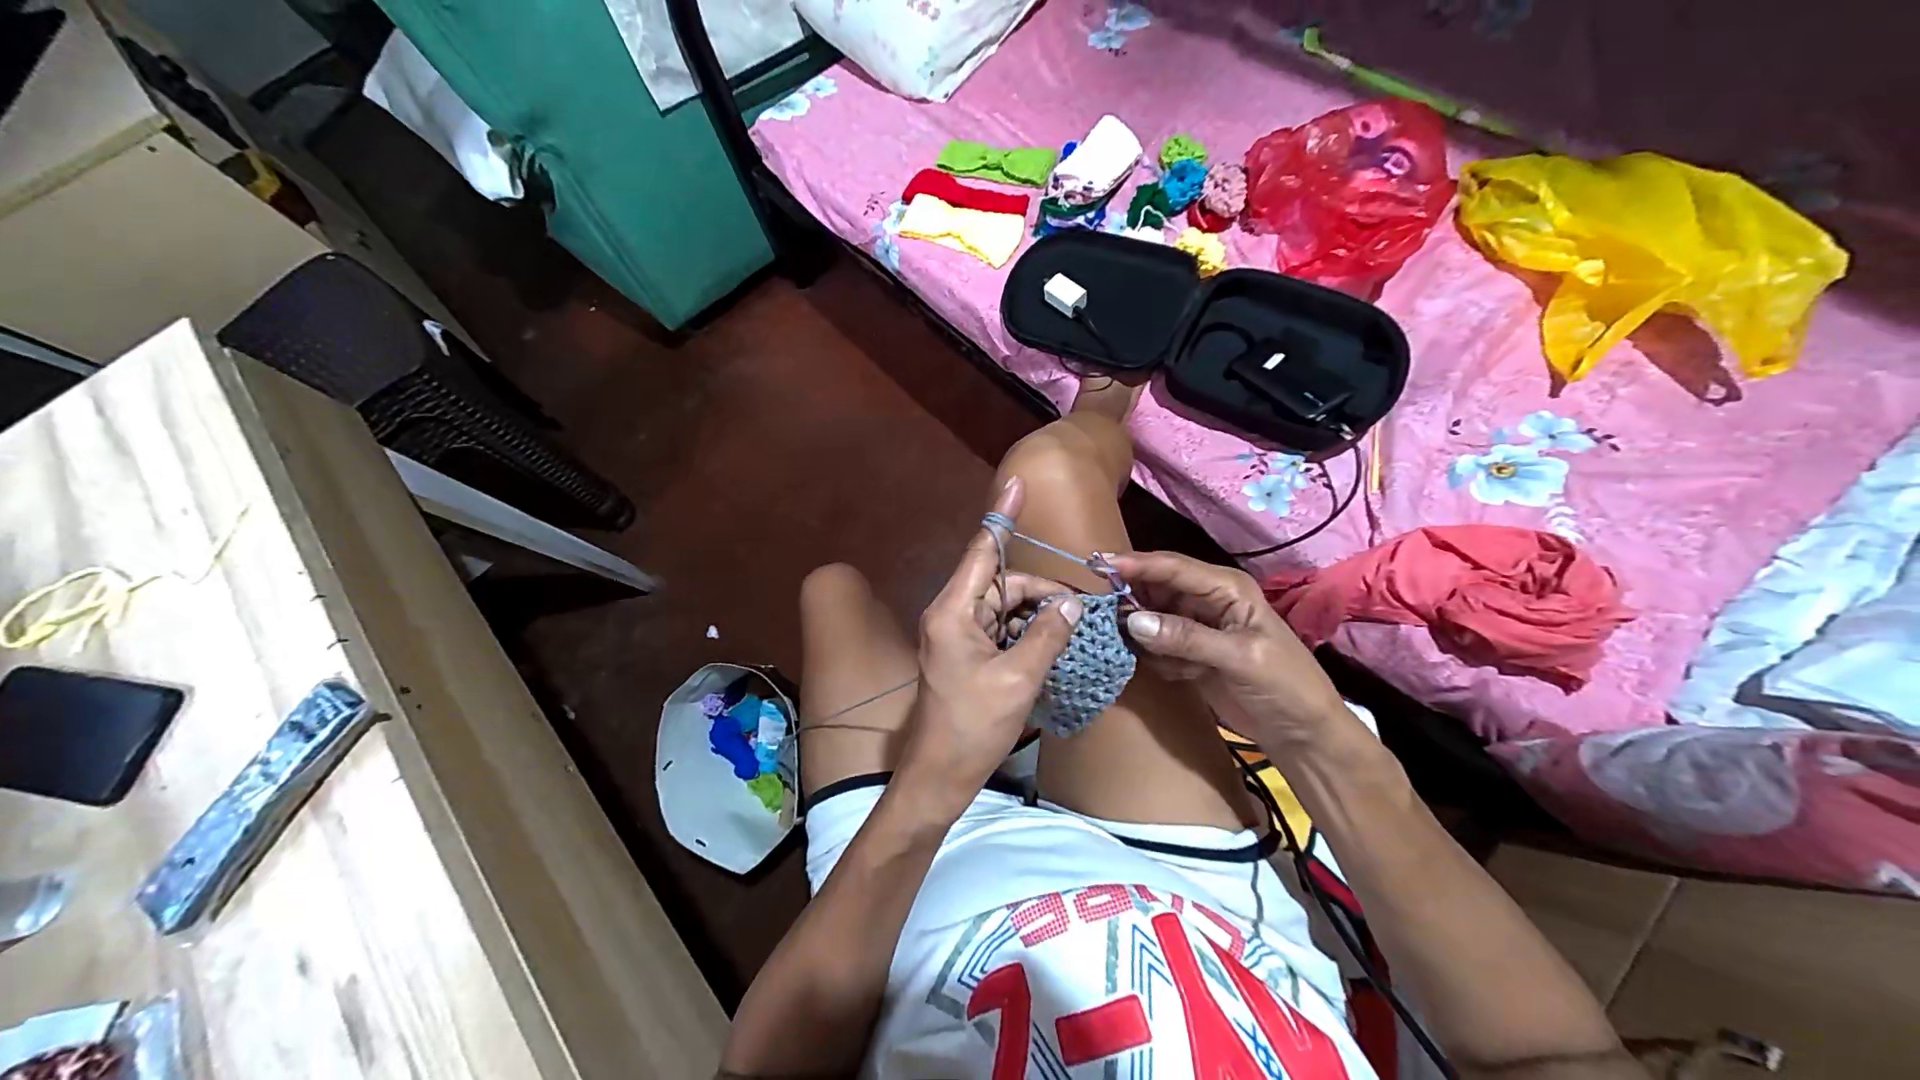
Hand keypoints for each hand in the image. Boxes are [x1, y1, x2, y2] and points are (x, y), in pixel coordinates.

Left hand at [897, 478, 1082, 817]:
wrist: (938, 775)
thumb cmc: (972, 727)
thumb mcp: (1018, 679)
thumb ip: (1047, 634)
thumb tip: (1071, 603)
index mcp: (954, 610)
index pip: (982, 550)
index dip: (1001, 516)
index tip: (1016, 482)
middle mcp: (952, 614)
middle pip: (1001, 582)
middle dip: (1040, 591)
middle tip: (1080, 611)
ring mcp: (957, 635)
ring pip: (1004, 606)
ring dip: (1036, 615)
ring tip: (1070, 632)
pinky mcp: (966, 654)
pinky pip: (1001, 629)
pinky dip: (1026, 633)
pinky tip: (1051, 647)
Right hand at [1107, 551, 1347, 746]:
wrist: (1303, 734)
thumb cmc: (1285, 686)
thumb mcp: (1240, 658)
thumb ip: (1186, 637)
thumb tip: (1132, 621)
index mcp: (1226, 588)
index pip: (1172, 567)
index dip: (1134, 565)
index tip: (1096, 566)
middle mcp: (1207, 600)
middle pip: (1155, 588)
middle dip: (1130, 599)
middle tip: (1099, 613)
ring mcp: (1196, 627)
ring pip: (1151, 617)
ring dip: (1139, 631)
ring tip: (1133, 646)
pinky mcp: (1188, 652)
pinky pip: (1155, 644)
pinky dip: (1152, 655)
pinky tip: (1168, 671)